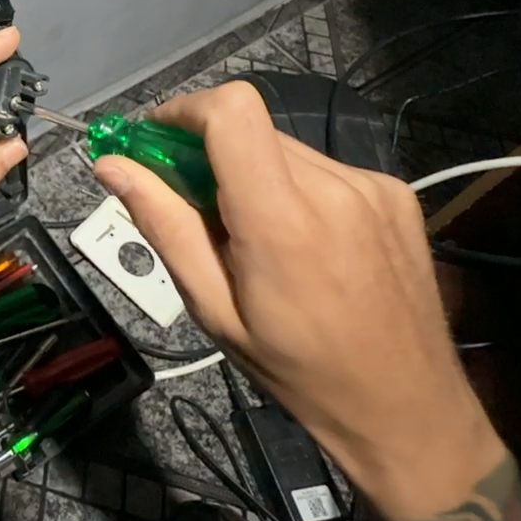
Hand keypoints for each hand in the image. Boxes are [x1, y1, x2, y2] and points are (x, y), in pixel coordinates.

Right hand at [92, 82, 504, 520]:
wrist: (409, 410)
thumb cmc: (296, 368)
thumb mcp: (212, 307)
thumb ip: (163, 224)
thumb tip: (110, 164)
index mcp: (282, 218)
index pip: (232, 111)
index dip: (185, 110)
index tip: (158, 141)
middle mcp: (333, 187)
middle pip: (249, 128)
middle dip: (207, 150)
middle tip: (192, 202)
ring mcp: (372, 186)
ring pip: (281, 146)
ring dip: (250, 170)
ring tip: (252, 232)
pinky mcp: (395, 193)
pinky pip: (319, 165)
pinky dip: (291, 184)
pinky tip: (301, 238)